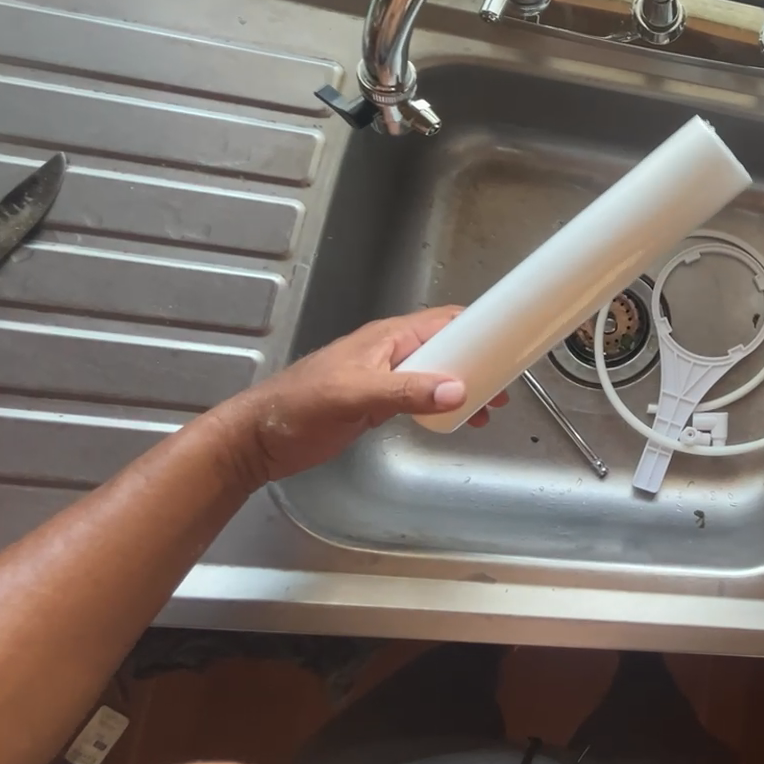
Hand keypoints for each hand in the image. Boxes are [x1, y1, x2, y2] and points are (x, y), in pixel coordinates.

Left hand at [201, 306, 506, 486]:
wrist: (255, 443)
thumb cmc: (298, 409)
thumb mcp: (355, 395)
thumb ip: (406, 392)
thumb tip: (458, 391)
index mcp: (390, 338)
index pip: (446, 320)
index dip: (479, 327)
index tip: (509, 342)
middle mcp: (393, 352)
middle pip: (449, 347)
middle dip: (480, 362)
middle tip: (505, 384)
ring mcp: (387, 376)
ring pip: (440, 372)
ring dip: (466, 386)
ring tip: (490, 407)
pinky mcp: (381, 401)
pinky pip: (425, 395)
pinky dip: (446, 404)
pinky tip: (458, 420)